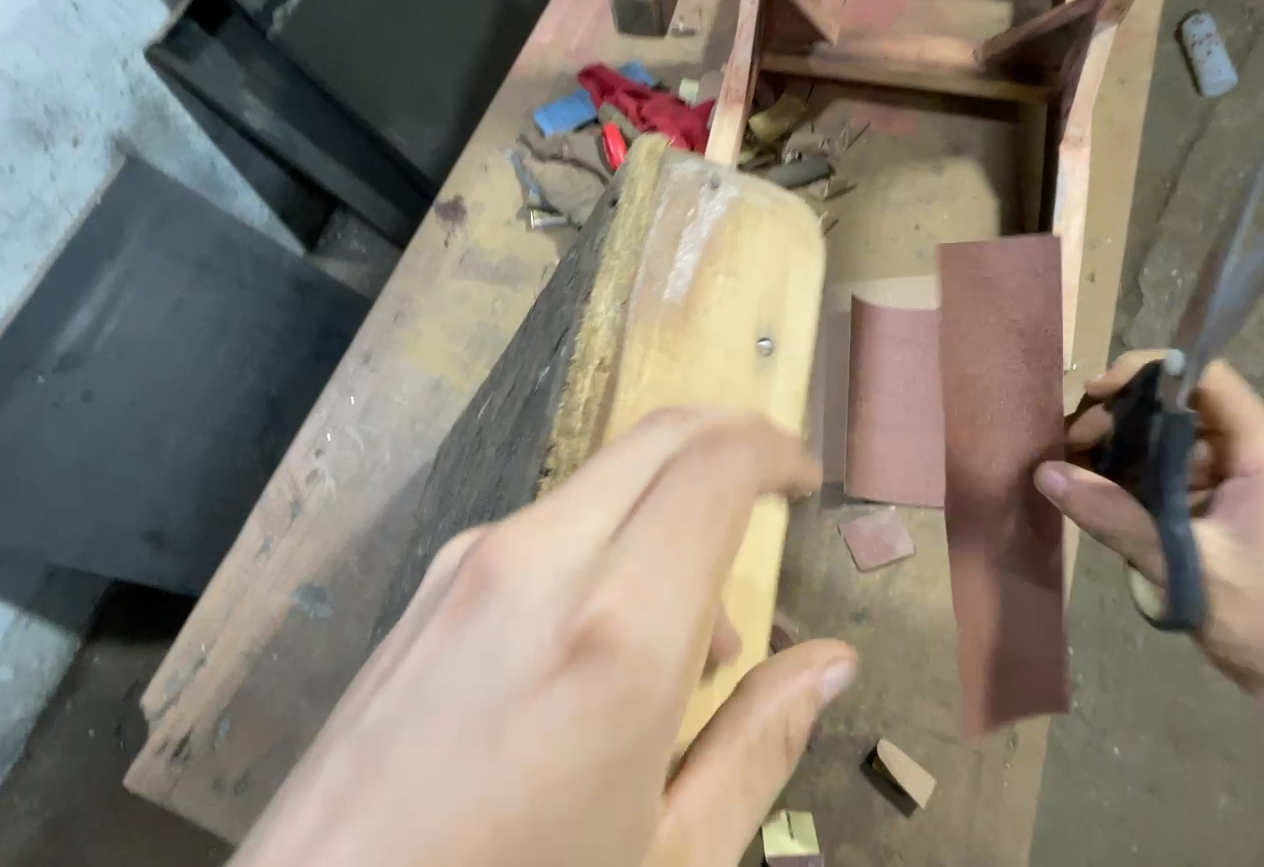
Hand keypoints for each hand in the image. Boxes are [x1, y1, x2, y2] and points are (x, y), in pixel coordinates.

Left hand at [233, 409, 858, 866]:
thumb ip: (759, 745)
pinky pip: (549, 524)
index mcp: (615, 631)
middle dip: (730, 442)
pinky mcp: (434, 580)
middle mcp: (538, 562)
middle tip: (772, 495)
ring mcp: (473, 561)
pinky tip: (602, 643)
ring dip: (669, 508)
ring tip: (693, 634)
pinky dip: (608, 542)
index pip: (714, 469)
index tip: (805, 481)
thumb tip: (829, 662)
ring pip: (605, 480)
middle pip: (659, 439)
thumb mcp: (666, 859)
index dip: (775, 451)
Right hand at [1034, 352, 1263, 700]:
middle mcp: (1248, 457)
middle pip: (1174, 408)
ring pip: (1163, 444)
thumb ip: (1113, 515)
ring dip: (1115, 451)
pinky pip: (1164, 478)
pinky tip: (1091, 496)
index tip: (1093, 396)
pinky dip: (1126, 481)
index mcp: (1262, 454)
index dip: (1147, 374)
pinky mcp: (1215, 513)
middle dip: (1116, 418)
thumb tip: (1044, 473)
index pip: (1204, 379)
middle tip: (1068, 446)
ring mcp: (1232, 486)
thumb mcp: (1184, 563)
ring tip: (1070, 472)